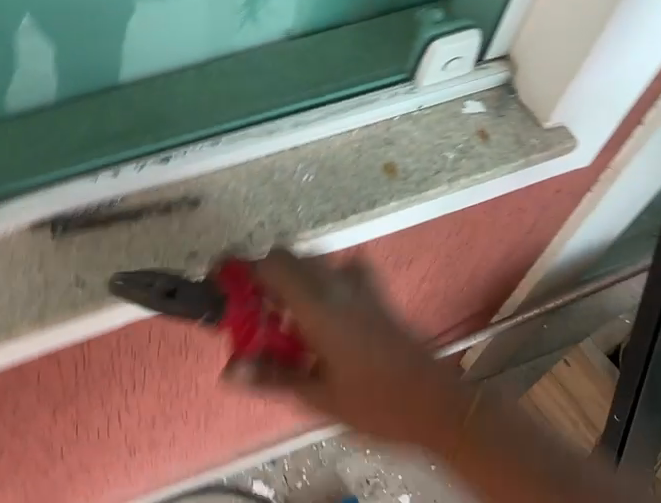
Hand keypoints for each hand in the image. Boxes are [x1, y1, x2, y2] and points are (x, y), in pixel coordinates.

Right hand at [230, 248, 469, 450]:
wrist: (438, 404)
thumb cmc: (377, 404)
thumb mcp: (319, 397)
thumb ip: (272, 376)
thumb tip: (229, 371)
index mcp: (318, 305)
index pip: (269, 263)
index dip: (241, 267)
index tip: (222, 282)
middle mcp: (335, 282)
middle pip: (286, 256)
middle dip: (263, 276)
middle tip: (255, 311)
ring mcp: (359, 282)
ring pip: (311, 261)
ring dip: (291, 278)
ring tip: (286, 318)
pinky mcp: (376, 289)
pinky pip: (337, 269)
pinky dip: (321, 280)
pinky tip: (324, 312)